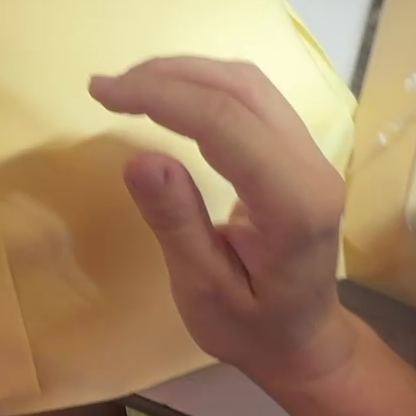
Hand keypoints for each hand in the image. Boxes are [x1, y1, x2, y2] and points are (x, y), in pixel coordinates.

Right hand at [90, 57, 360, 392]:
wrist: (304, 341)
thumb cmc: (251, 327)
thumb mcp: (203, 289)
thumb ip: (176, 223)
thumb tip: (139, 158)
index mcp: (293, 205)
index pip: (226, 124)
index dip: (161, 98)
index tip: (103, 95)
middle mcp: (311, 166)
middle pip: (241, 89)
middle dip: (167, 76)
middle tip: (106, 88)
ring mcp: (310, 155)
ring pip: (249, 85)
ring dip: (185, 74)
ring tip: (128, 86)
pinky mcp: (297, 152)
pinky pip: (251, 99)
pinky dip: (202, 86)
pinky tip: (167, 95)